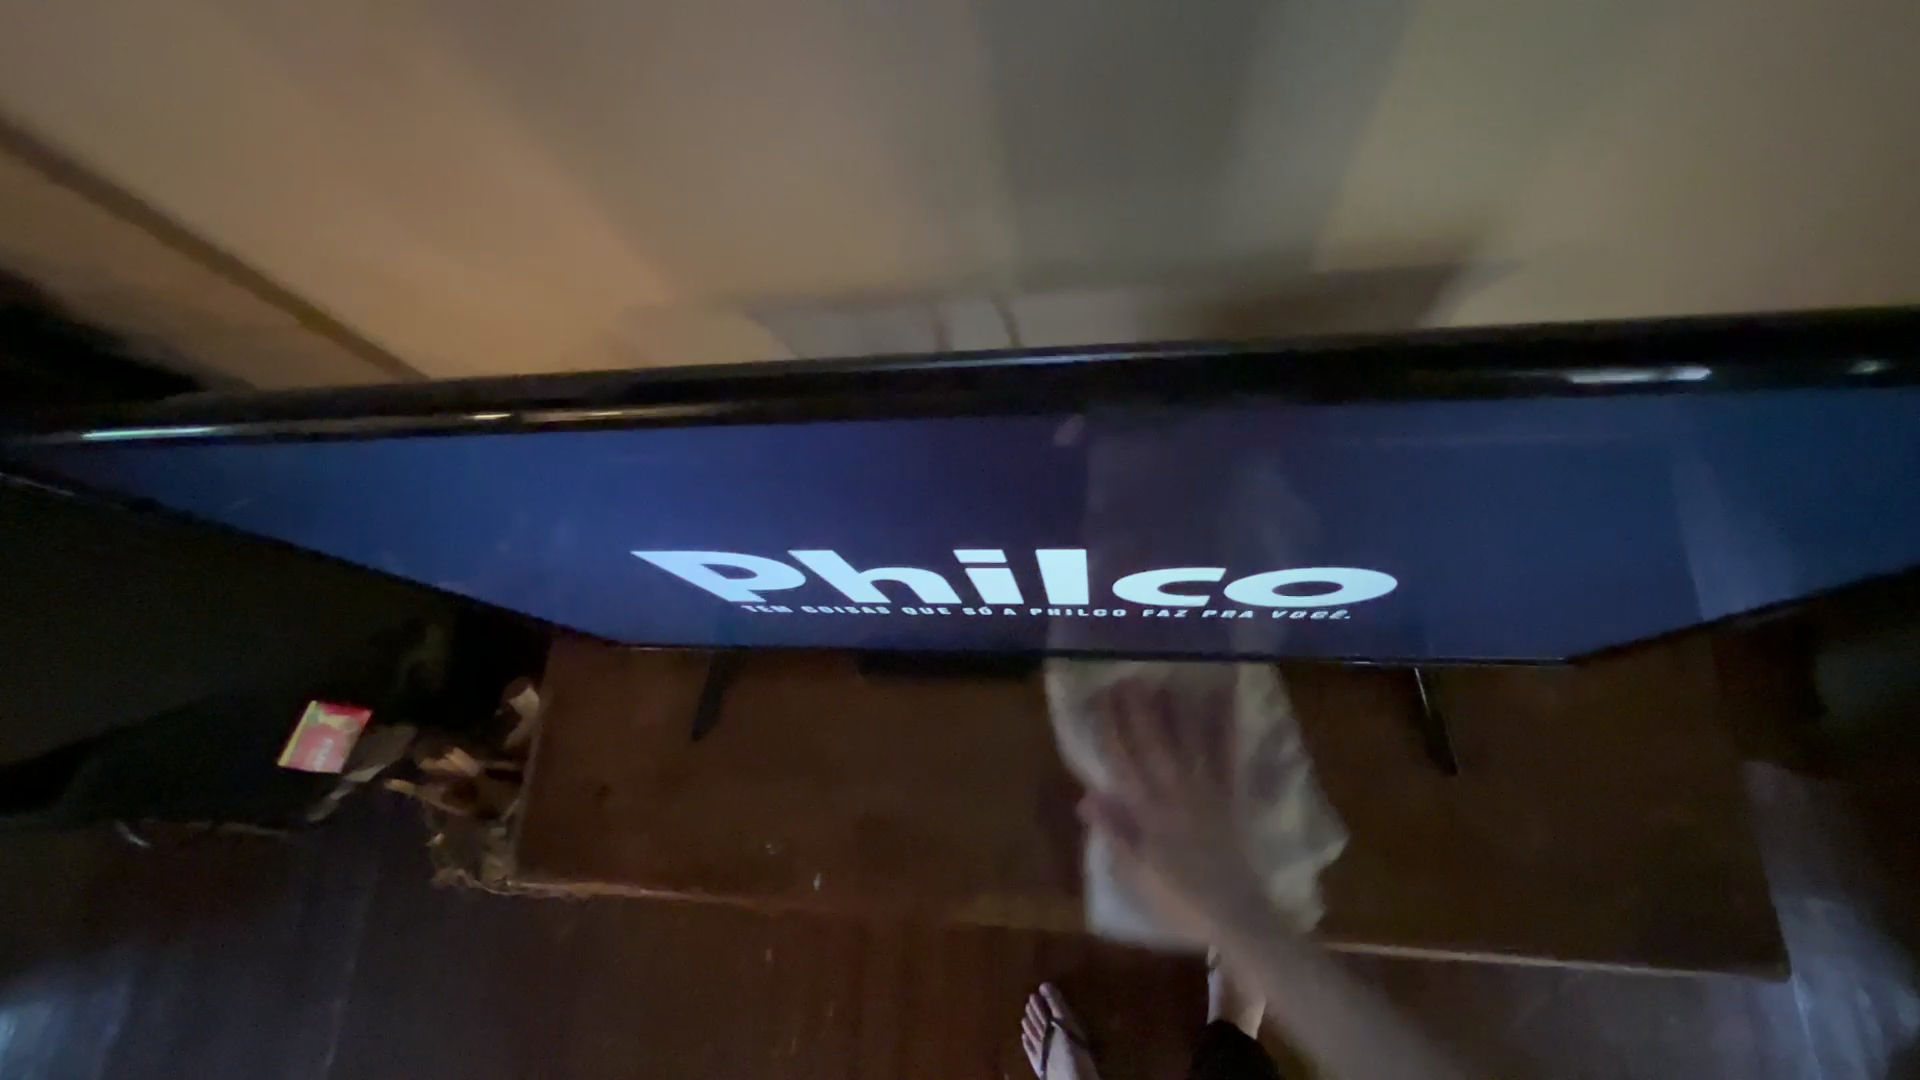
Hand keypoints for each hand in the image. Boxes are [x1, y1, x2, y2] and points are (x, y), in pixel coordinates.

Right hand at [1077, 680, 1272, 944]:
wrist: (1237, 918)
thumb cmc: (1180, 902)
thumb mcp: (1137, 875)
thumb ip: (1114, 833)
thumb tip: (1086, 796)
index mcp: (1146, 814)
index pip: (1122, 763)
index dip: (1110, 729)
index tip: (1100, 700)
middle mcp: (1174, 795)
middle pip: (1152, 744)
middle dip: (1138, 710)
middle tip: (1128, 679)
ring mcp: (1205, 792)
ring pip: (1187, 743)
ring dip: (1175, 710)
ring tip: (1166, 682)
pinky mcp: (1230, 796)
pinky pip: (1226, 755)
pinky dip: (1225, 726)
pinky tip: (1222, 700)